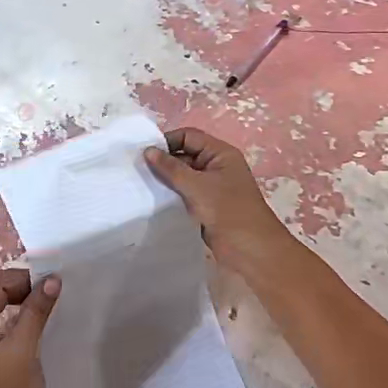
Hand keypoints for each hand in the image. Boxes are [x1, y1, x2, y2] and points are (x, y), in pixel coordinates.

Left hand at [0, 268, 58, 387]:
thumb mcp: (20, 351)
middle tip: (51, 293)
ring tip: (45, 305)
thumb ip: (35, 313)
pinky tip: (31, 323)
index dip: (22, 279)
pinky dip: (12, 320)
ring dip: (17, 303)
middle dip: (20, 289)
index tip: (52, 281)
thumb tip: (53, 280)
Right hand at [145, 128, 292, 260]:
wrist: (251, 250)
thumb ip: (170, 167)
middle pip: (183, 154)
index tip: (143, 153)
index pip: (188, 136)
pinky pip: (182, 192)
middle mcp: (215, 166)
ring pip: (181, 175)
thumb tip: (147, 150)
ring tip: (140, 181)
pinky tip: (151, 196)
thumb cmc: (227, 210)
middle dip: (162, 160)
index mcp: (220, 154)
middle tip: (136, 168)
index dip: (166, 141)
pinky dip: (169, 193)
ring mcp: (210, 186)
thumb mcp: (196, 185)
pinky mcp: (204, 204)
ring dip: (164, 178)